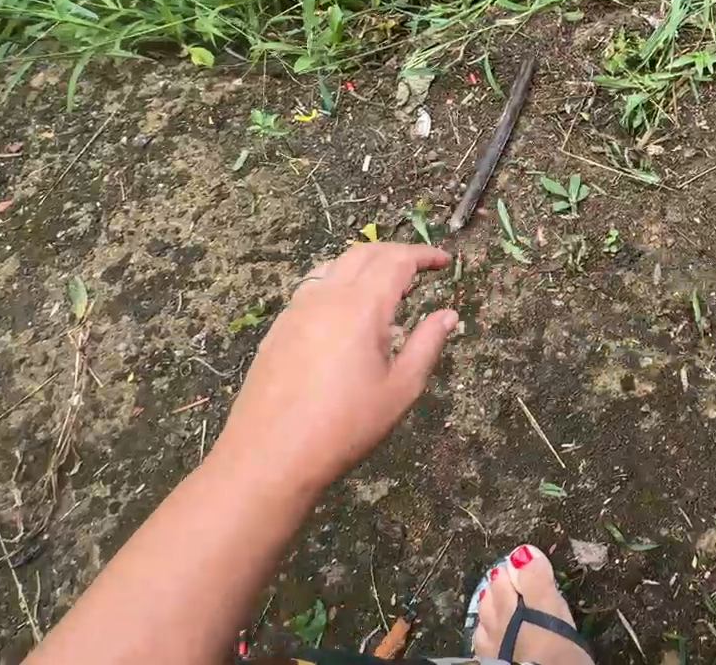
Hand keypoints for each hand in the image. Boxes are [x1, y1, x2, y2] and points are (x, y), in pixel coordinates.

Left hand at [210, 243, 455, 496]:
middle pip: (363, 253)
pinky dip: (339, 282)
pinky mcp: (277, 331)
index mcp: (361, 308)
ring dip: (365, 264)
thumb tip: (448, 315)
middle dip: (397, 253)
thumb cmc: (345, 426)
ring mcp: (296, 313)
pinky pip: (312, 287)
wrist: (267, 461)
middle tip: (422, 269)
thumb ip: (428, 344)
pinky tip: (349, 312)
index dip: (425, 255)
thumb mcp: (402, 388)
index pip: (397, 261)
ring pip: (333, 265)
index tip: (446, 262)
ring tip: (386, 286)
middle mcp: (326, 299)